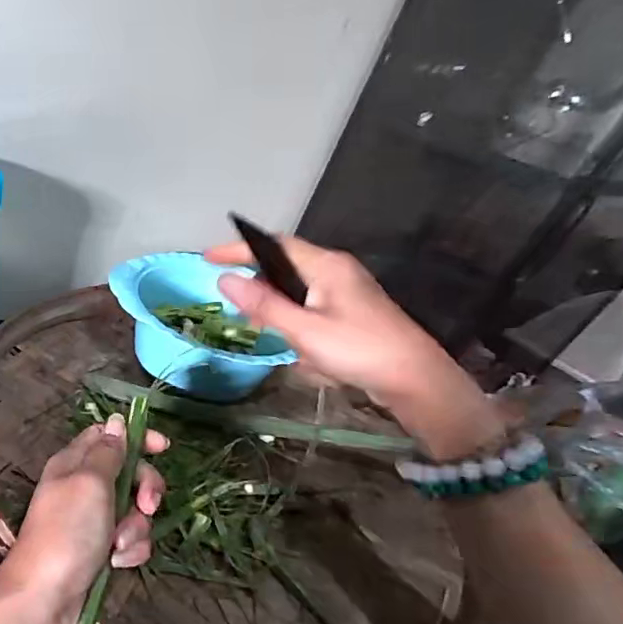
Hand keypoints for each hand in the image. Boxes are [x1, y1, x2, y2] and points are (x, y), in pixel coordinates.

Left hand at [4, 413, 166, 623]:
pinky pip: (131, 540)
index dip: (137, 438)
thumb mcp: (90, 483)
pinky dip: (130, 550)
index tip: (162, 448)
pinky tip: (117, 562)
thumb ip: (108, 452)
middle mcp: (84, 488)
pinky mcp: (102, 549)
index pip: (110, 436)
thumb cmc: (67, 533)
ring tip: (118, 545)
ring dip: (136, 528)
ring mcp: (94, 520)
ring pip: (135, 511)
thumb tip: (117, 423)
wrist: (45, 598)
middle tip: (145, 506)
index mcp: (75, 463)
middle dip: (145, 490)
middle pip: (130, 473)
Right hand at [205, 235, 506, 458]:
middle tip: (239, 312)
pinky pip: (313, 315)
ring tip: (274, 340)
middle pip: (285, 270)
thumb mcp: (304, 330)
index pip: (274, 245)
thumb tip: (226, 280)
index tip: (208, 258)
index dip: (239, 249)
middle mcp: (336, 272)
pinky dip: (302, 331)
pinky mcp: (352, 315)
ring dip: (282, 318)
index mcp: (326, 265)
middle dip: (262, 292)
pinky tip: (306, 357)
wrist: (413, 378)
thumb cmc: (358, 349)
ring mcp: (346, 294)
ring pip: (298, 296)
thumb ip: (264, 305)